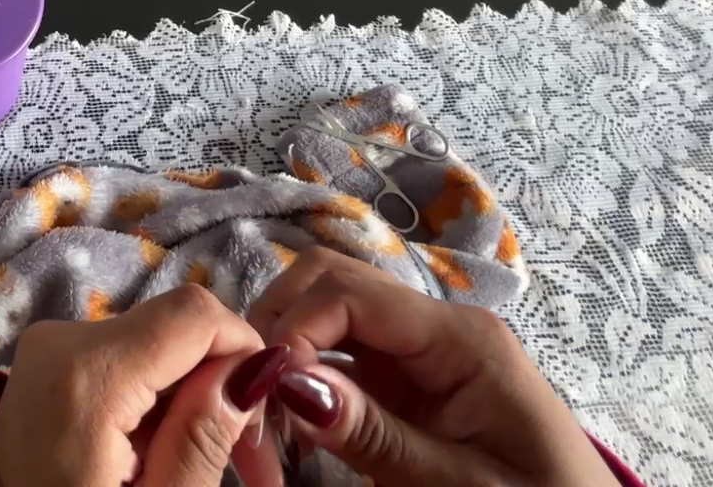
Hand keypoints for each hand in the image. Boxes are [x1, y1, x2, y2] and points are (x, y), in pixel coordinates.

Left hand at [0, 284, 290, 485]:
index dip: (244, 349)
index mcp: (88, 373)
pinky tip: (165, 447)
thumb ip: (201, 439)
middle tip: (255, 464)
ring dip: (195, 389)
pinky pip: (126, 352)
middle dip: (224, 380)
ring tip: (212, 463)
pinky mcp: (50, 352)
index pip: (193, 312)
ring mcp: (52, 340)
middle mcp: (65, 336)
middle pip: (176, 325)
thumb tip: (257, 368)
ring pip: (157, 338)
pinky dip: (158, 390)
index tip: (264, 418)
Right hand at [248, 248, 617, 486]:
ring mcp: (416, 346)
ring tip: (264, 398)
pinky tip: (289, 408)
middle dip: (279, 318)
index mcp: (461, 338)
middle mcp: (433, 323)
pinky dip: (301, 366)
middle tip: (252, 384)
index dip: (294, 325)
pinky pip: (336, 347)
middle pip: (330, 278)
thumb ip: (375, 435)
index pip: (350, 291)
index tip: (262, 386)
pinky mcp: (403, 375)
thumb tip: (284, 378)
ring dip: (283, 338)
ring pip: (324, 304)